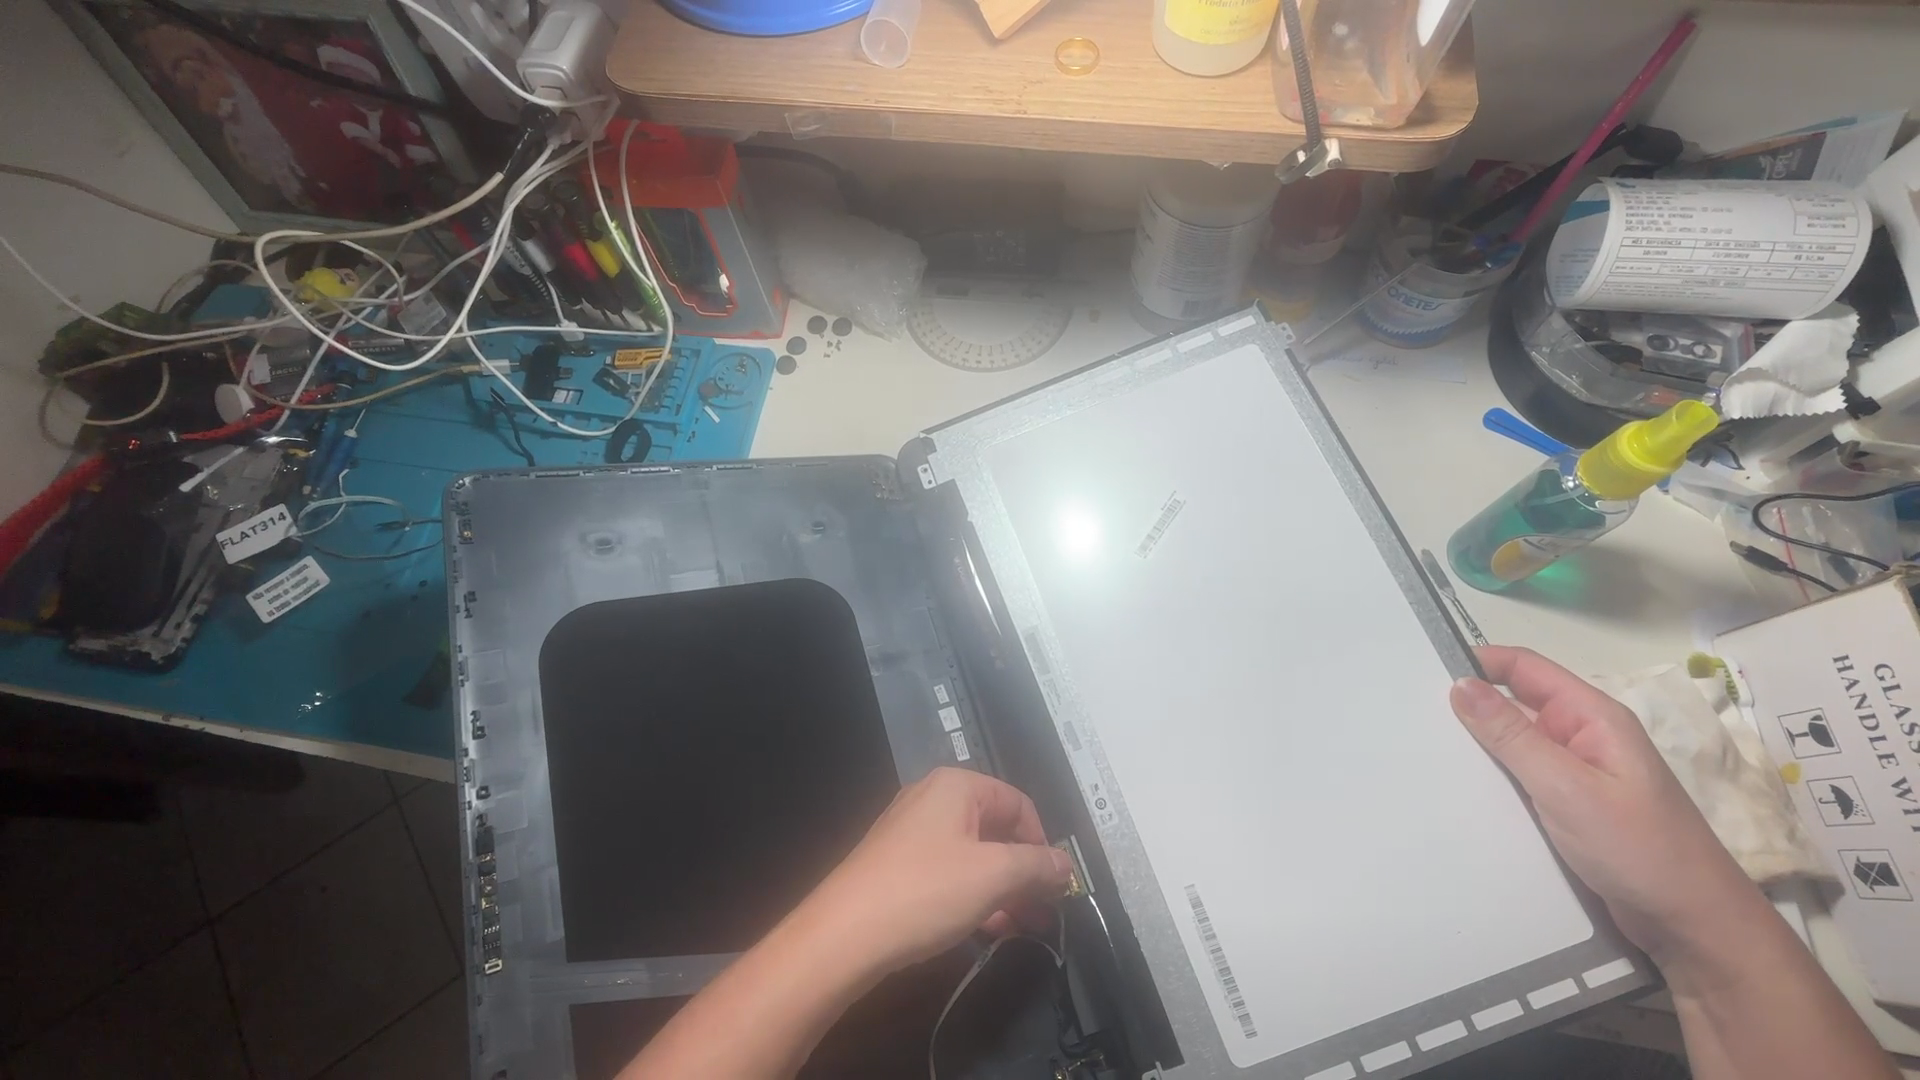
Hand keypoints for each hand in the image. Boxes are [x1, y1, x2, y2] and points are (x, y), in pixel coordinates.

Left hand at [791, 767, 1072, 978]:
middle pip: (996, 829)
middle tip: (1045, 913)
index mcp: (956, 786)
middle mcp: (933, 800)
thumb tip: (1067, 865)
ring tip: (1022, 929)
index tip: (1055, 885)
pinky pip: (948, 873)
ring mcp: (911, 833)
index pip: (1019, 803)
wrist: (843, 935)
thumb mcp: (993, 876)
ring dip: (1002, 890)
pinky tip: (986, 930)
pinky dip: (972, 896)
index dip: (1043, 842)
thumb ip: (1037, 866)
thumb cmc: (925, 891)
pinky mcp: (897, 865)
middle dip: (1024, 872)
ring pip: (973, 856)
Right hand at [1449, 646, 1765, 967]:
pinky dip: (1490, 775)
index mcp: (1592, 717)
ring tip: (1424, 747)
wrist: (1692, 925)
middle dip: (1468, 704)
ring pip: (1513, 741)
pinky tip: (1458, 786)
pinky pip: (1519, 774)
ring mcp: (1576, 770)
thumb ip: (1510, 735)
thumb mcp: (1565, 787)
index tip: (1426, 670)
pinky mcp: (1568, 802)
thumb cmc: (1637, 848)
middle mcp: (1582, 735)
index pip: (1525, 668)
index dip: (1478, 661)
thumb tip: (1460, 684)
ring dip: (1476, 744)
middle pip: (1514, 702)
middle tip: (1413, 712)